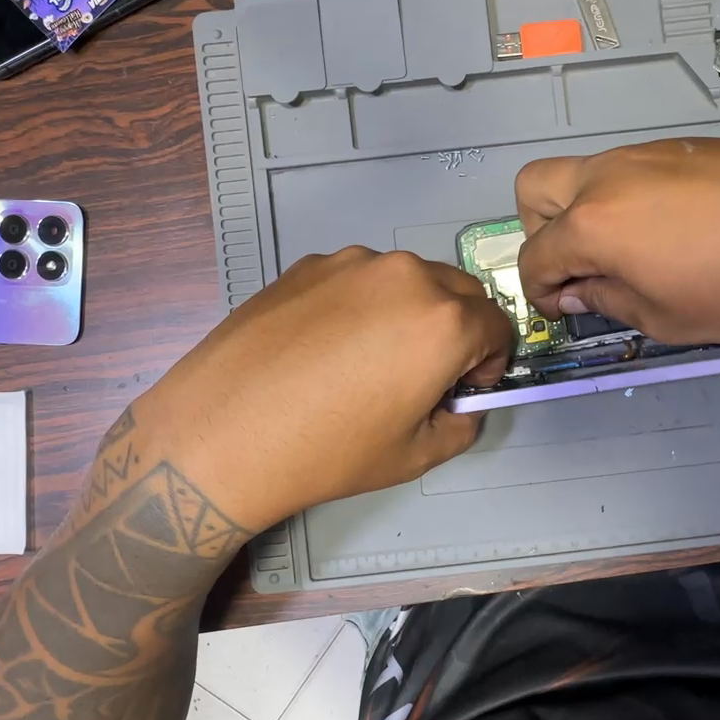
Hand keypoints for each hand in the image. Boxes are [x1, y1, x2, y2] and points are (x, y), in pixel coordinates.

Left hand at [127, 248, 514, 529]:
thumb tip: (464, 403)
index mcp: (444, 321)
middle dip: (459, 329)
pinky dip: (366, 304)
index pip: (497, 325)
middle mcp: (405, 277)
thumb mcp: (416, 456)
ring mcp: (352, 264)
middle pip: (460, 292)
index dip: (490, 361)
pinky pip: (361, 279)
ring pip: (410, 279)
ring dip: (413, 311)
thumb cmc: (328, 451)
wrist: (222, 434)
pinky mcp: (308, 265)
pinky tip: (328, 347)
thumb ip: (464, 423)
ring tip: (371, 358)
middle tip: (426, 373)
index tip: (465, 388)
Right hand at [516, 139, 719, 342]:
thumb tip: (578, 292)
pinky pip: (631, 169)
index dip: (540, 291)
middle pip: (534, 188)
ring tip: (635, 252)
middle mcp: (607, 175)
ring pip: (584, 172)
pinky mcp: (684, 144)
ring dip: (585, 212)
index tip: (563, 309)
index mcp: (593, 224)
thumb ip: (607, 301)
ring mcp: (646, 153)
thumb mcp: (665, 318)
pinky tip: (678, 228)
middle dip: (541, 231)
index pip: (534, 256)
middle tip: (580, 266)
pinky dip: (628, 198)